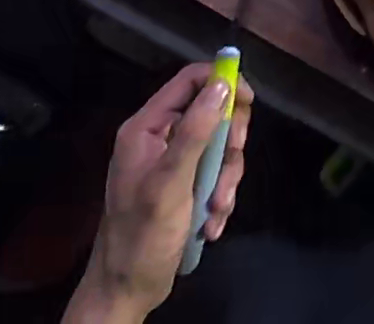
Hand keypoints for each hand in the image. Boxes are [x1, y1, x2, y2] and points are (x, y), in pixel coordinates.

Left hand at [66, 64, 255, 323]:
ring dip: (227, 174)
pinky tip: (212, 220)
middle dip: (229, 138)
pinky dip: (221, 192)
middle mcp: (161, 136)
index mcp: (147, 128)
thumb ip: (196, 131)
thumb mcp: (170, 183)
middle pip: (213, 109)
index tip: (248, 100)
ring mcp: (175, 159)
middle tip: (233, 155)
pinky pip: (218, 169)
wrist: (126, 292)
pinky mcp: (186, 181)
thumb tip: (222, 84)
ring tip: (217, 205)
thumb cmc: (141, 236)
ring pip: (221, 143)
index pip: (190, 80)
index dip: (222, 80)